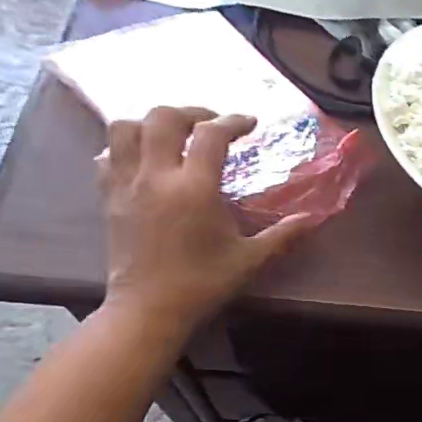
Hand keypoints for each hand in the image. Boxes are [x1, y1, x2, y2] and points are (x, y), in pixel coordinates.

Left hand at [97, 107, 316, 332]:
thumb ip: (282, 236)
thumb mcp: (249, 260)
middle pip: (163, 117)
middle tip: (210, 123)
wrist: (149, 310)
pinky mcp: (109, 198)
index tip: (249, 123)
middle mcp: (157, 176)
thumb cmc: (202, 284)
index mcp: (194, 188)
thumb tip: (313, 220)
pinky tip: (143, 159)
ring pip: (125, 127)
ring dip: (150, 122)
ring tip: (172, 134)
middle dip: (191, 111)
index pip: (212, 135)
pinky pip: (108, 155)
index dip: (233, 121)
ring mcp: (127, 184)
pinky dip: (124, 147)